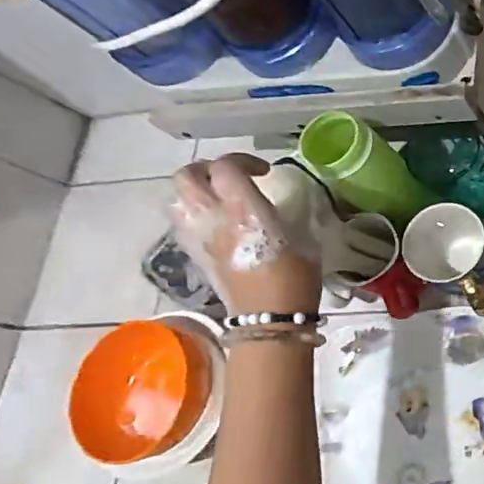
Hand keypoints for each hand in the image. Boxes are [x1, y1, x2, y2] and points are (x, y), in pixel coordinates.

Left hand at [170, 156, 321, 316]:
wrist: (270, 322)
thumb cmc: (295, 280)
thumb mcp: (306, 240)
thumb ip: (291, 214)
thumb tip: (285, 204)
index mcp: (244, 210)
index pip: (226, 167)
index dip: (243, 160)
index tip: (263, 172)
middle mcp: (214, 218)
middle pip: (188, 176)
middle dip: (208, 169)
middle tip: (232, 178)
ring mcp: (200, 237)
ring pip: (177, 198)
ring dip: (195, 190)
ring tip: (219, 198)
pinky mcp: (196, 255)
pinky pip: (183, 222)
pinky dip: (193, 213)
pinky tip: (215, 223)